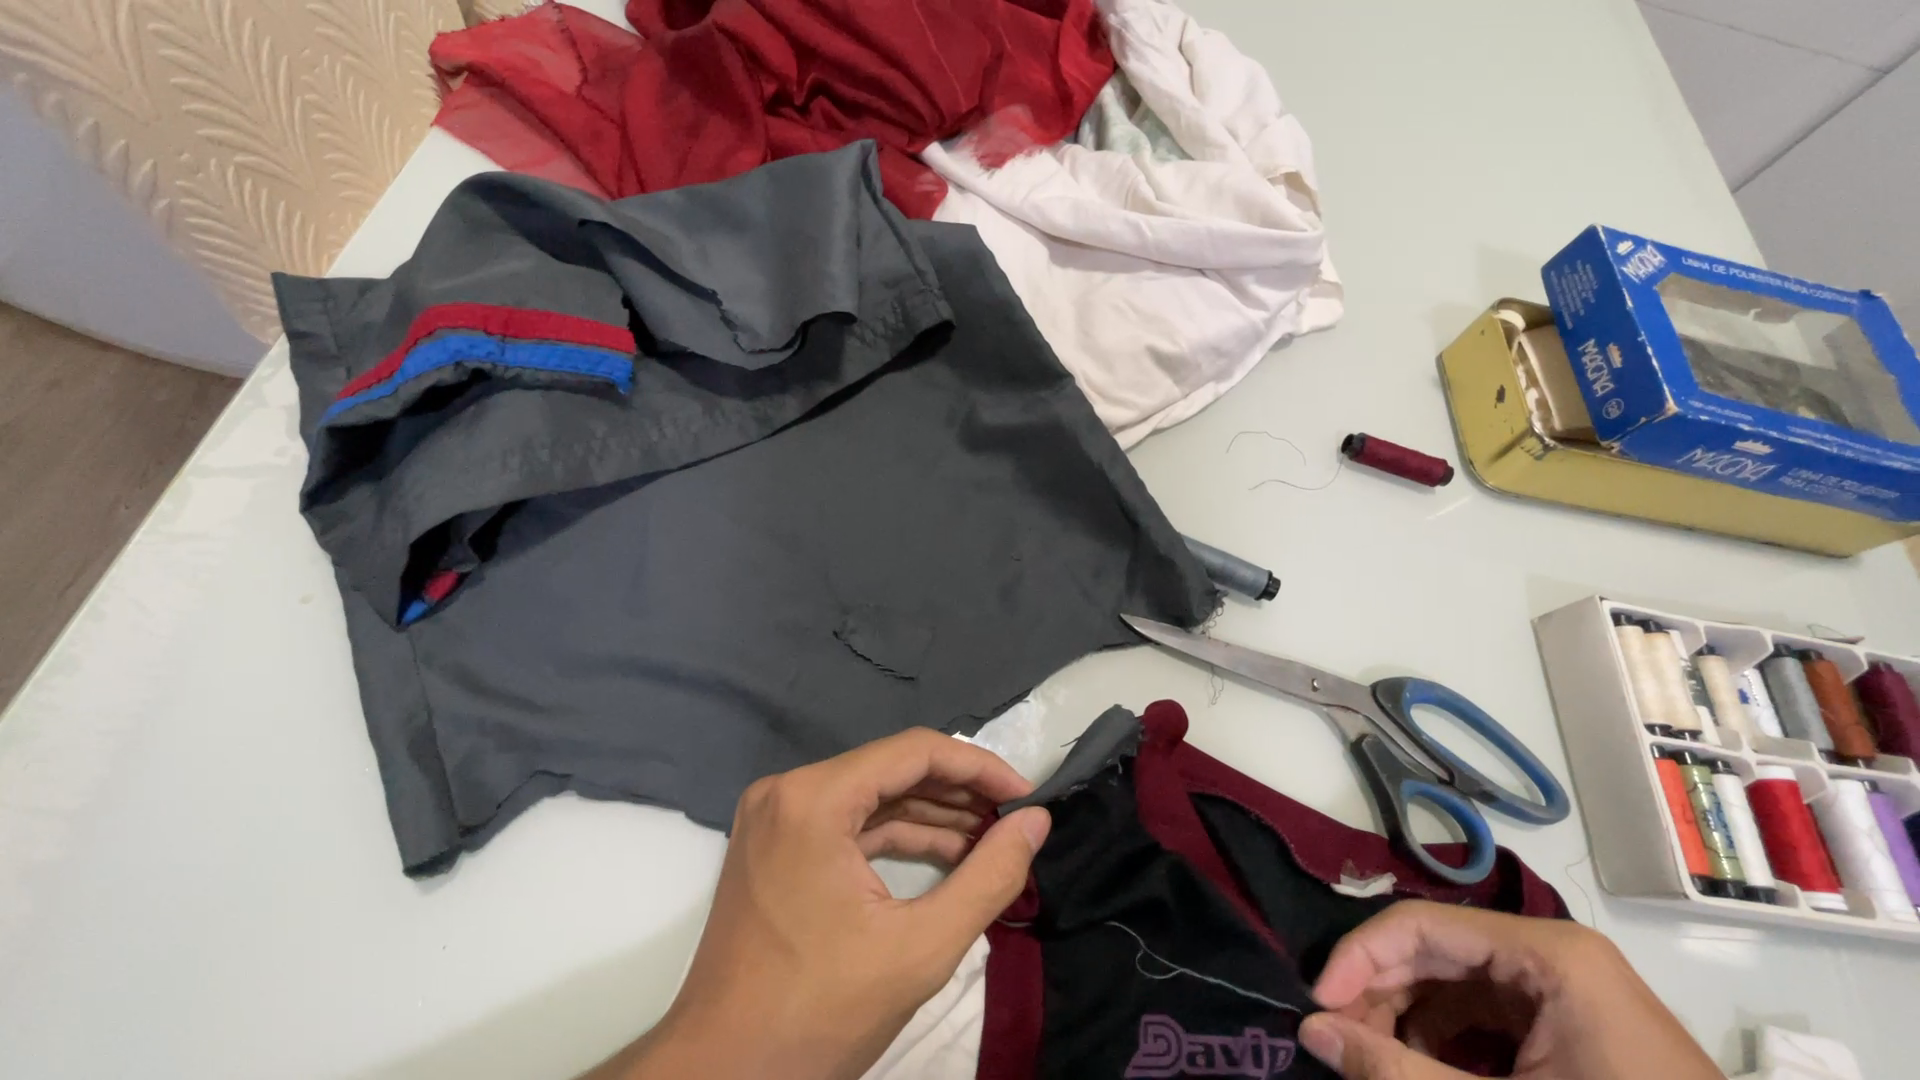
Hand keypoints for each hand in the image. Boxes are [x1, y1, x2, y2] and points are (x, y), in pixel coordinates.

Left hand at [592, 728, 1050, 1079]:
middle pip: (892, 769)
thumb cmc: (820, 1011)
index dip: (979, 768)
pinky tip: (948, 855)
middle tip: (1015, 822)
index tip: (1027, 797)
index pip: (914, 751)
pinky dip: (897, 837)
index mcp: (813, 798)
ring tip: (992, 841)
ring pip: (872, 796)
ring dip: (932, 816)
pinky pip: (848, 824)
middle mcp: (788, 790)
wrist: (723, 1074)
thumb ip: (990, 877)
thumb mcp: (921, 948)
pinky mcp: (776, 845)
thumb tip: (1036, 821)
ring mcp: (776, 817)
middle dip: (959, 794)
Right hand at [1298, 901, 1720, 1079]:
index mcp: (1547, 953)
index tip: (1318, 1007)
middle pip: (1435, 950)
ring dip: (1408, 1017)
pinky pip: (1488, 1013)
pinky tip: (1425, 1069)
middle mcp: (1554, 953)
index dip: (1358, 959)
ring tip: (1375, 1059)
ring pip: (1456, 983)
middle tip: (1338, 1039)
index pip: (1419, 925)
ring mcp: (1567, 989)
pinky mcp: (1574, 1026)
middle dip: (1380, 994)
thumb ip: (1400, 1072)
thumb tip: (1312, 1031)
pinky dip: (1447, 1038)